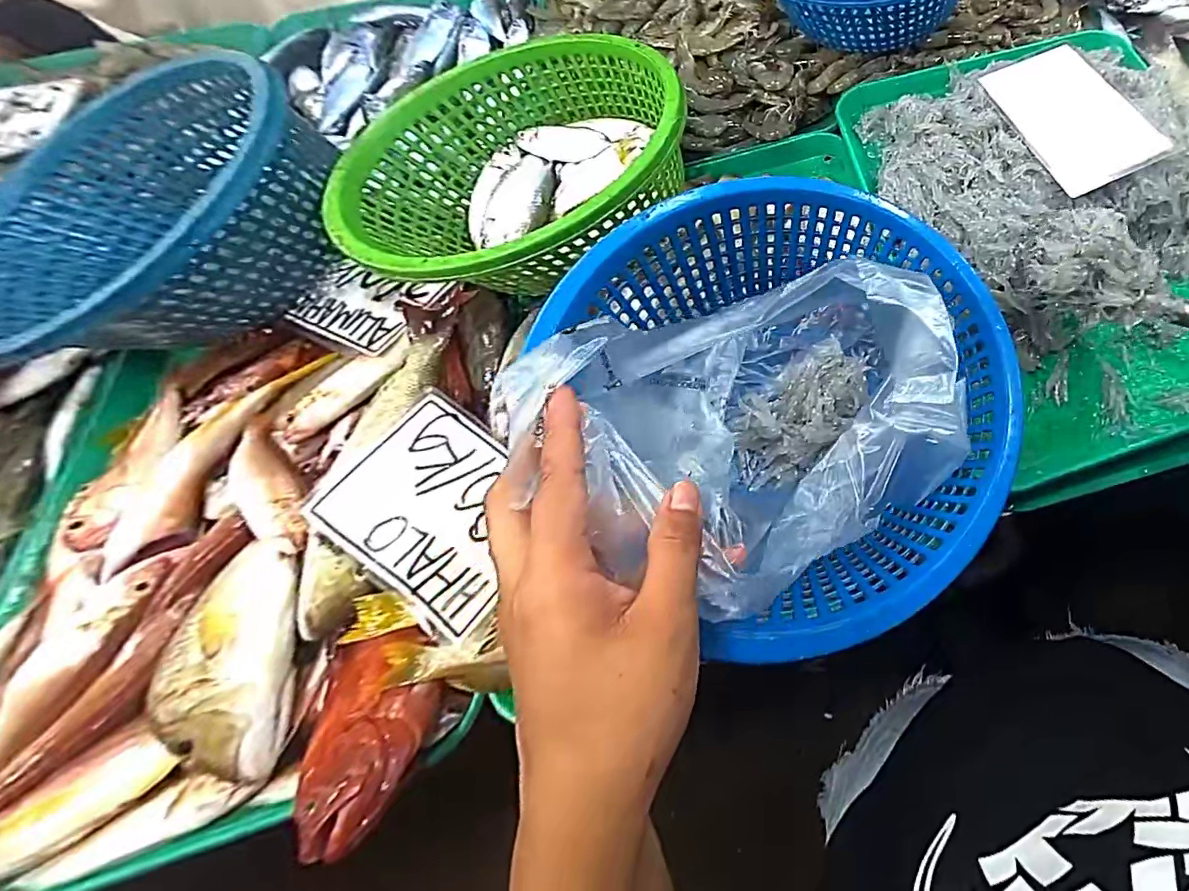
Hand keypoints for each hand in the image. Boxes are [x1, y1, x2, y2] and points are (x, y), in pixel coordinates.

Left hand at [487, 389, 701, 810]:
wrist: (589, 794)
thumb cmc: (629, 703)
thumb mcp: (667, 621)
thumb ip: (673, 550)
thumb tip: (681, 488)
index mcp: (553, 577)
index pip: (557, 489)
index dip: (562, 437)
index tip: (561, 394)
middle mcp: (526, 588)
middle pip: (508, 509)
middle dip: (525, 460)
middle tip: (550, 425)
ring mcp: (527, 615)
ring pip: (518, 538)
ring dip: (539, 494)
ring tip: (576, 468)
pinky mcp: (540, 636)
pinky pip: (541, 566)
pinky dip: (561, 532)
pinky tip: (600, 540)